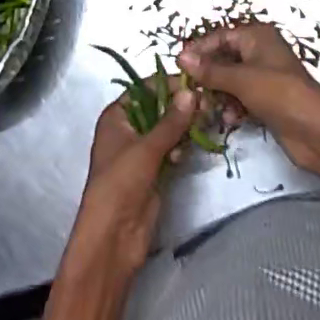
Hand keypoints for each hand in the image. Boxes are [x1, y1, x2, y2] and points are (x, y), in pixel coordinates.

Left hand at [47, 83, 196, 319]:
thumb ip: (171, 121)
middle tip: (206, 105)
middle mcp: (127, 129)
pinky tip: (190, 148)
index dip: (167, 84)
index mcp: (116, 116)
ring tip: (203, 124)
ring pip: (167, 130)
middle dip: (180, 107)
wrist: (112, 237)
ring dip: (183, 127)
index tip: (194, 82)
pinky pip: (171, 149)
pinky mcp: (153, 171)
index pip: (144, 89)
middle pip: (158, 108)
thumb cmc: (120, 183)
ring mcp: (141, 151)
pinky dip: (181, 146)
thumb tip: (191, 92)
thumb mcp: (146, 148)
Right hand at [179, 24, 319, 180]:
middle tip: (190, 92)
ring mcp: (263, 76)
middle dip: (207, 76)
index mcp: (257, 36)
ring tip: (207, 109)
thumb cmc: (279, 94)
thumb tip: (181, 57)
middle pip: (223, 58)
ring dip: (218, 94)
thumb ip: (210, 70)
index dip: (199, 50)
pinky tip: (229, 119)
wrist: (315, 132)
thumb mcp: (242, 80)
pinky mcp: (265, 99)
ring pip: (229, 79)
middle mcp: (259, 51)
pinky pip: (239, 96)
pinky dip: (232, 106)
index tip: (178, 66)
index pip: (220, 36)